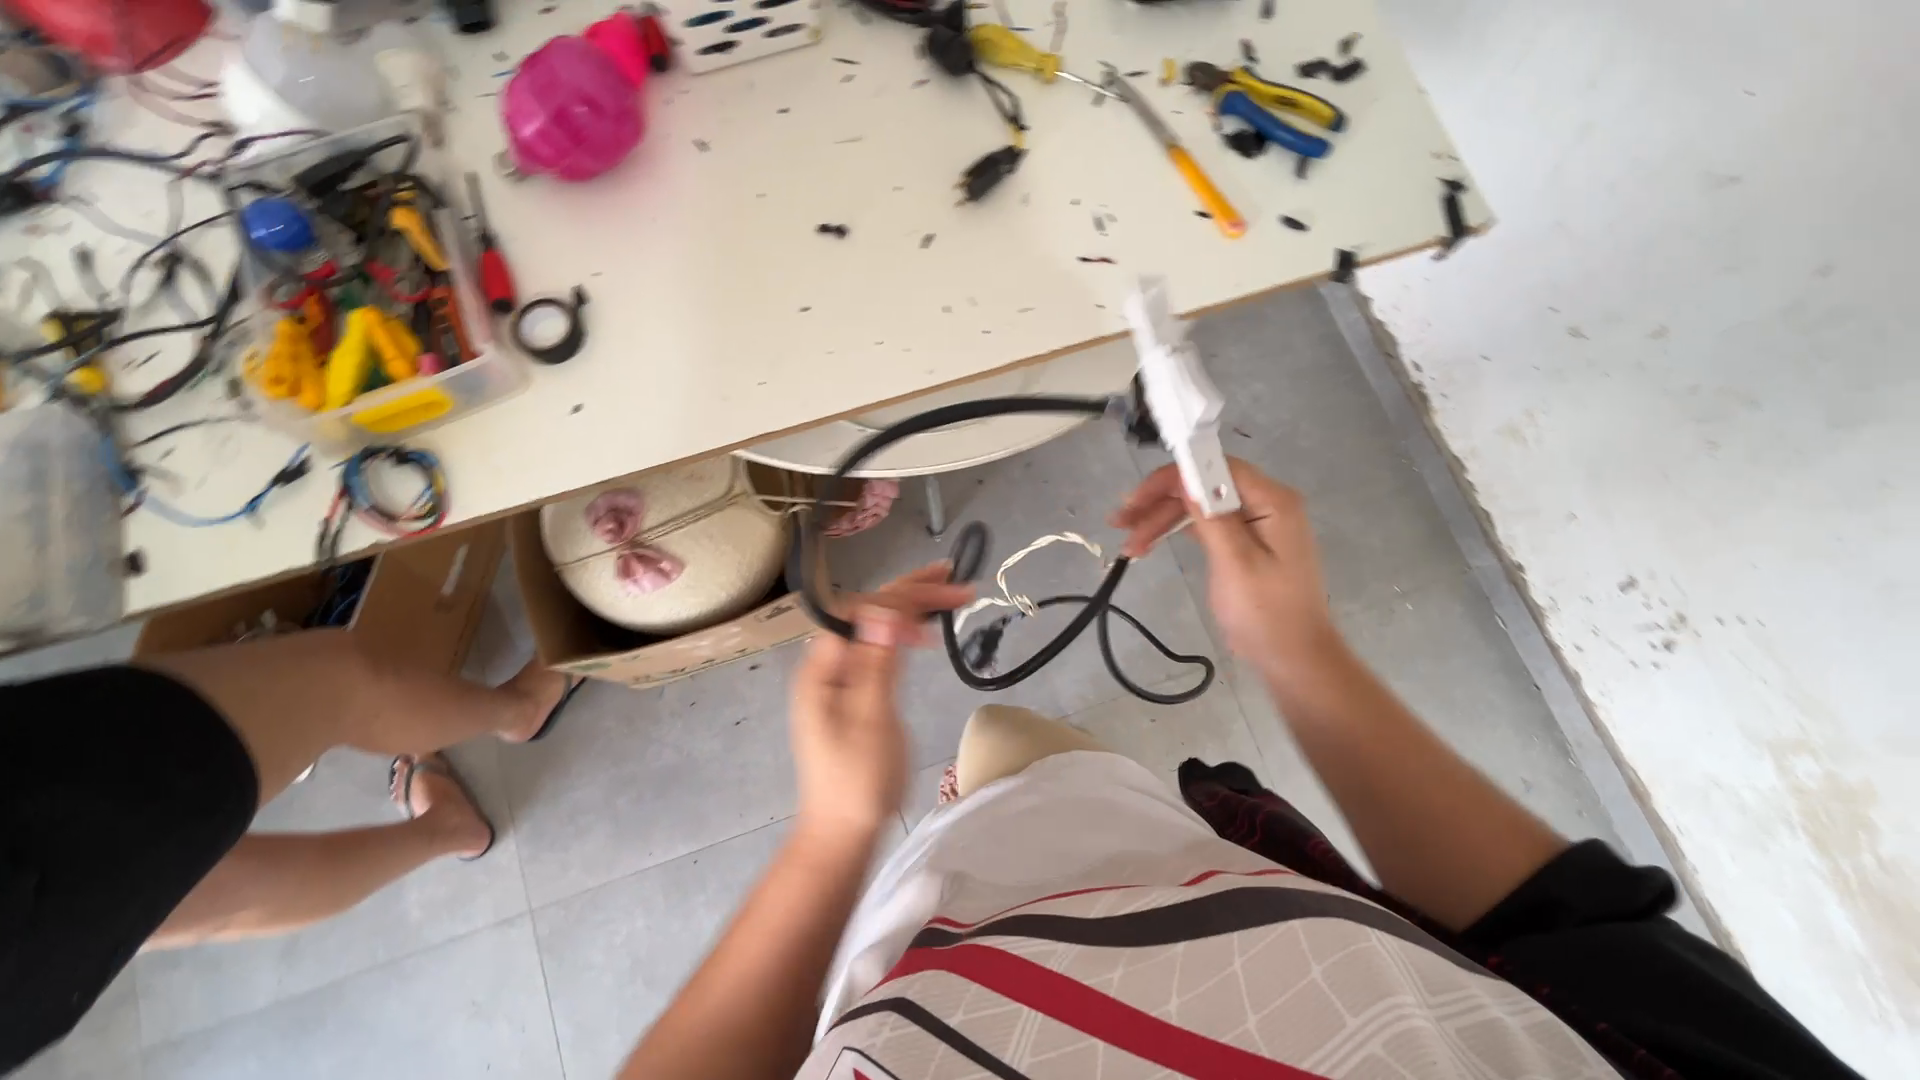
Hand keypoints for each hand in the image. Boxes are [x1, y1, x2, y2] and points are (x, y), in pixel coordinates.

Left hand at [789, 563, 972, 838]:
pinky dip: (903, 635)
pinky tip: (923, 633)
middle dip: (911, 592)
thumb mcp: (870, 720)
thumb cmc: (856, 782)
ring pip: (875, 630)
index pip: (864, 612)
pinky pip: (878, 651)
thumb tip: (884, 609)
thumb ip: (876, 663)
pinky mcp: (854, 696)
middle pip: (869, 614)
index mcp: (823, 668)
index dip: (904, 596)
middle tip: (957, 580)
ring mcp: (840, 681)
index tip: (946, 593)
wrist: (841, 833)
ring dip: (910, 609)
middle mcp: (828, 666)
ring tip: (949, 593)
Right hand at [1112, 458, 1337, 680]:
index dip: (1173, 476)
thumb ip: (1212, 517)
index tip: (1137, 497)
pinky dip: (1175, 532)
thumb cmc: (1267, 613)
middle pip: (1203, 487)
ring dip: (1161, 520)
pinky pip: (1204, 526)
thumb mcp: (1235, 563)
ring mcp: (1254, 524)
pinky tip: (1148, 544)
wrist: (1293, 658)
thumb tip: (1185, 478)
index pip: (1216, 469)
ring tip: (1128, 545)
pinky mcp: (1243, 543)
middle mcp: (1265, 504)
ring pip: (1198, 507)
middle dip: (1159, 503)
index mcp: (1273, 501)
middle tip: (1120, 524)